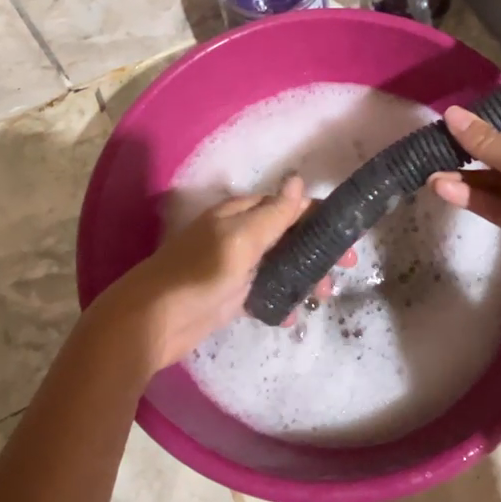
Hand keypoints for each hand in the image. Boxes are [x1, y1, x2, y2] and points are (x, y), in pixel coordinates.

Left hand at [90, 175, 351, 375]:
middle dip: (317, 249)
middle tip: (345, 270)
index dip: (318, 217)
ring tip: (323, 297)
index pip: (286, 205)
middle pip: (287, 235)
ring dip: (304, 276)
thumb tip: (299, 180)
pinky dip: (282, 299)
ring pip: (280, 264)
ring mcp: (234, 267)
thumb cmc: (199, 274)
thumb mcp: (241, 240)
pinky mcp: (230, 296)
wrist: (153, 321)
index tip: (347, 236)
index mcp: (239, 214)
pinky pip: (265, 292)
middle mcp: (238, 235)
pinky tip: (292, 315)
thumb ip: (273, 214)